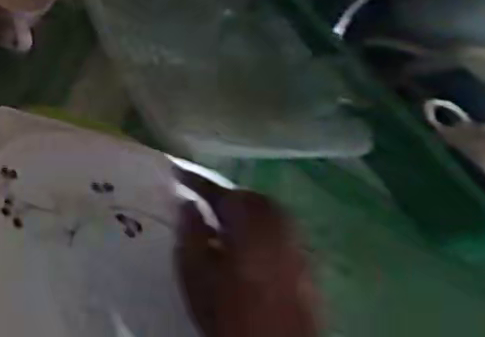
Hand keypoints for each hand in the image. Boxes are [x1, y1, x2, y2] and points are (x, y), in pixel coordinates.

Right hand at [177, 186, 321, 336]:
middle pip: (262, 203)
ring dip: (249, 210)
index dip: (201, 182)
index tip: (177, 172)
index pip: (228, 197)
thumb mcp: (193, 271)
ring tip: (222, 216)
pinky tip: (244, 242)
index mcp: (252, 237)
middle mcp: (282, 244)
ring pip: (278, 220)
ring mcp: (300, 262)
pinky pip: (286, 239)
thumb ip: (191, 232)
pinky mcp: (307, 280)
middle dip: (231, 194)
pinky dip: (264, 230)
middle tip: (203, 194)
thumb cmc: (225, 312)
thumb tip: (188, 203)